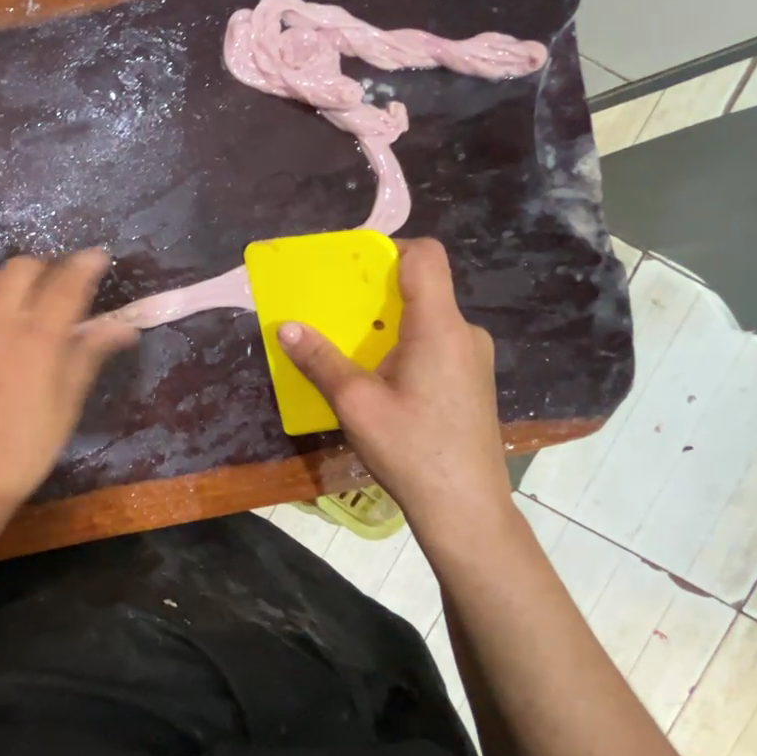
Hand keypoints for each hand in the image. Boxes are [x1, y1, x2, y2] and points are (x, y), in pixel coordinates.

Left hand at [0, 250, 139, 512]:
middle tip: (58, 288)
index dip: (86, 265)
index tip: (98, 258)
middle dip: (46, 269)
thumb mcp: (66, 404)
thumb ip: (89, 356)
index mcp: (38, 337)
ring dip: (8, 281)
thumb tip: (122, 328)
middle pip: (22, 268)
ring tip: (20, 303)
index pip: (67, 282)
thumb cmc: (24, 449)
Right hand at [278, 238, 509, 522]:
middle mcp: (463, 333)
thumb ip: (320, 360)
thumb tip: (286, 326)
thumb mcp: (354, 403)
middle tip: (329, 313)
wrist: (464, 505)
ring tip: (344, 352)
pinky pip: (431, 346)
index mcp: (439, 328)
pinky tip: (374, 382)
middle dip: (371, 295)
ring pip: (423, 322)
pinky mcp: (469, 381)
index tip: (346, 268)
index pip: (425, 257)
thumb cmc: (410, 448)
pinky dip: (398, 349)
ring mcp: (471, 358)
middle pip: (420, 290)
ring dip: (382, 327)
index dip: (386, 250)